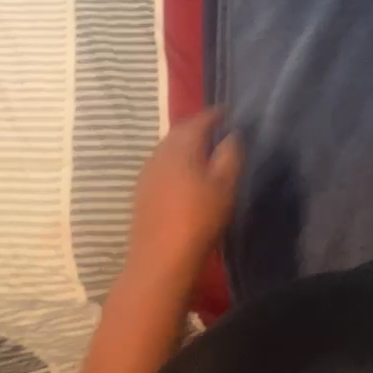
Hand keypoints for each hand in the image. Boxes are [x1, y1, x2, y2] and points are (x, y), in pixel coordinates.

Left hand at [127, 109, 242, 281]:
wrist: (160, 261)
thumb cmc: (198, 219)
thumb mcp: (225, 185)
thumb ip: (230, 154)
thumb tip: (231, 134)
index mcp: (181, 146)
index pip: (200, 120)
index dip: (216, 114)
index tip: (230, 111)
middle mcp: (160, 152)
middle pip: (181, 131)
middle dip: (199, 127)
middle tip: (219, 130)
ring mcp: (147, 172)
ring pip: (169, 148)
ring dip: (186, 145)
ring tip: (205, 152)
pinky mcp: (142, 191)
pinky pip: (162, 164)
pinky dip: (176, 161)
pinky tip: (185, 175)